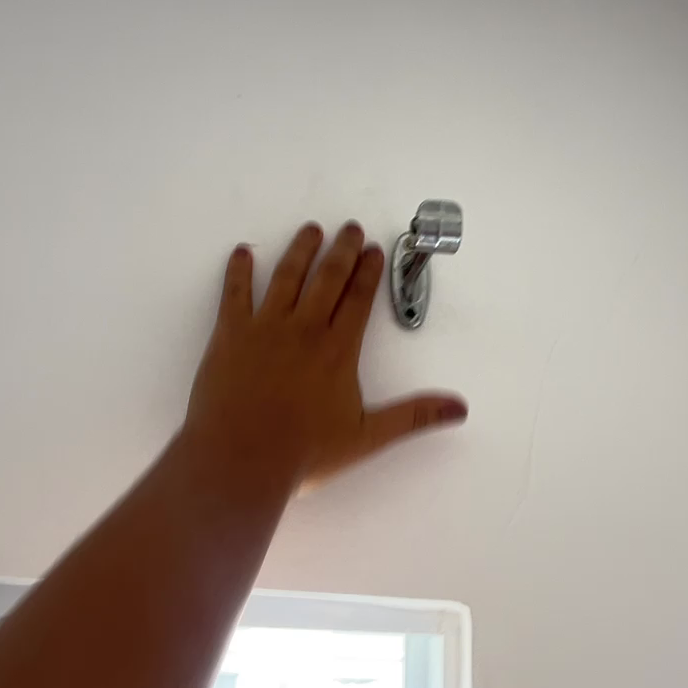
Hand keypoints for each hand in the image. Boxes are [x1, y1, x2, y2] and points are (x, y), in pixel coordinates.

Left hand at [184, 221, 467, 488]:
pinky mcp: (230, 335)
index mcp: (337, 350)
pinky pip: (235, 293)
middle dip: (342, 250)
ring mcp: (265, 328)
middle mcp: (304, 329)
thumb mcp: (366, 438)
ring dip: (300, 250)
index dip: (368, 272)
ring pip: (286, 276)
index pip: (359, 299)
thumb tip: (457, 409)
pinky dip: (238, 271)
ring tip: (310, 230)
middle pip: (327, 278)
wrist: (240, 460)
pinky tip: (242, 253)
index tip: (374, 250)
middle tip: (349, 228)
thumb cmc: (302, 452)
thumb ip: (413, 416)